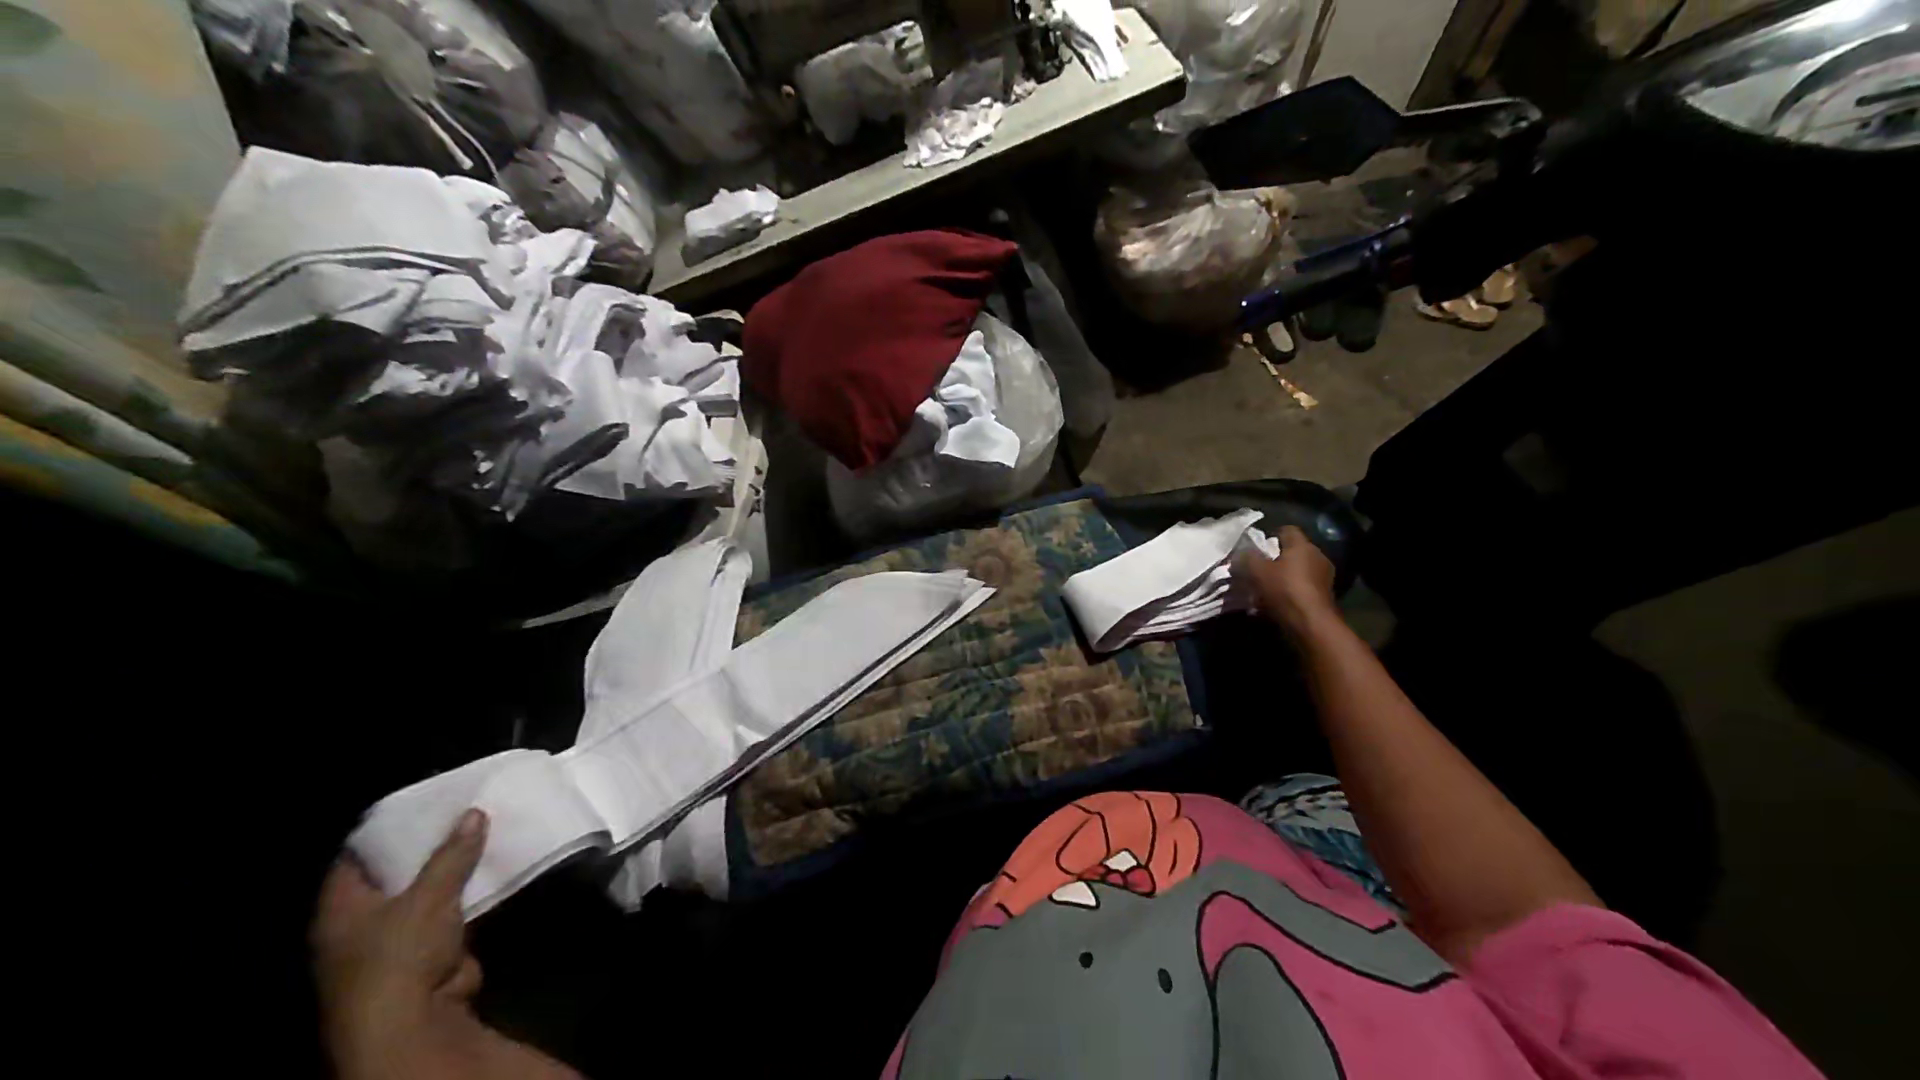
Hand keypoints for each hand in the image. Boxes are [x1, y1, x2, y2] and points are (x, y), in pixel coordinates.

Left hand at [312, 809, 486, 1073]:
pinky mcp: (431, 950)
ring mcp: (397, 938)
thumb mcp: (429, 895)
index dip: (385, 829)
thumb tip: (474, 812)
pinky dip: (469, 892)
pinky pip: (451, 910)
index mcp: (342, 909)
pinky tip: (494, 865)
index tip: (419, 803)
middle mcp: (362, 923)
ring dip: (455, 868)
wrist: (416, 1021)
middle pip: (395, 873)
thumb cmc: (400, 954)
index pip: (356, 857)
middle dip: (429, 845)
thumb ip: (452, 853)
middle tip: (461, 809)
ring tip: (485, 829)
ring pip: (428, 891)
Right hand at [1234, 525, 1337, 635]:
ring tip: (1265, 588)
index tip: (1256, 549)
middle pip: (1292, 551)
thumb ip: (1246, 558)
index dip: (1269, 536)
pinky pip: (1303, 586)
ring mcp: (1324, 576)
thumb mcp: (1256, 571)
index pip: (1286, 530)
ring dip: (1283, 576)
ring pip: (1298, 570)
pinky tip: (1277, 601)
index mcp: (1303, 545)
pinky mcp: (1324, 595)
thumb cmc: (1284, 590)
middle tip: (1257, 569)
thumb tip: (1241, 553)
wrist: (1311, 623)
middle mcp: (1317, 556)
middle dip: (1275, 558)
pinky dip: (1290, 590)